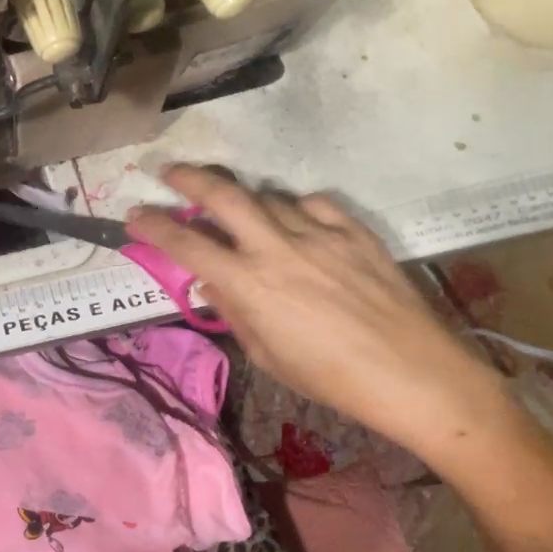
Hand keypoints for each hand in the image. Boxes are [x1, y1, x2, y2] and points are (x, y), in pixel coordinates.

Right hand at [127, 166, 511, 453]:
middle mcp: (278, 249)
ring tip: (240, 213)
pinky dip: (294, 208)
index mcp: (249, 284)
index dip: (153, 226)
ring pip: (268, 197)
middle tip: (170, 172)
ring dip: (246, 201)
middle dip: (189, 178)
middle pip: (224, 195)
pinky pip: (314, 205)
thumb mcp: (268, 356)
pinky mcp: (357, 233)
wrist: (418, 377)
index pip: (185, 244)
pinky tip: (294, 221)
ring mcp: (321, 235)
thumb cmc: (332, 380)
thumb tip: (212, 283)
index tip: (134, 216)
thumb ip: (234, 312)